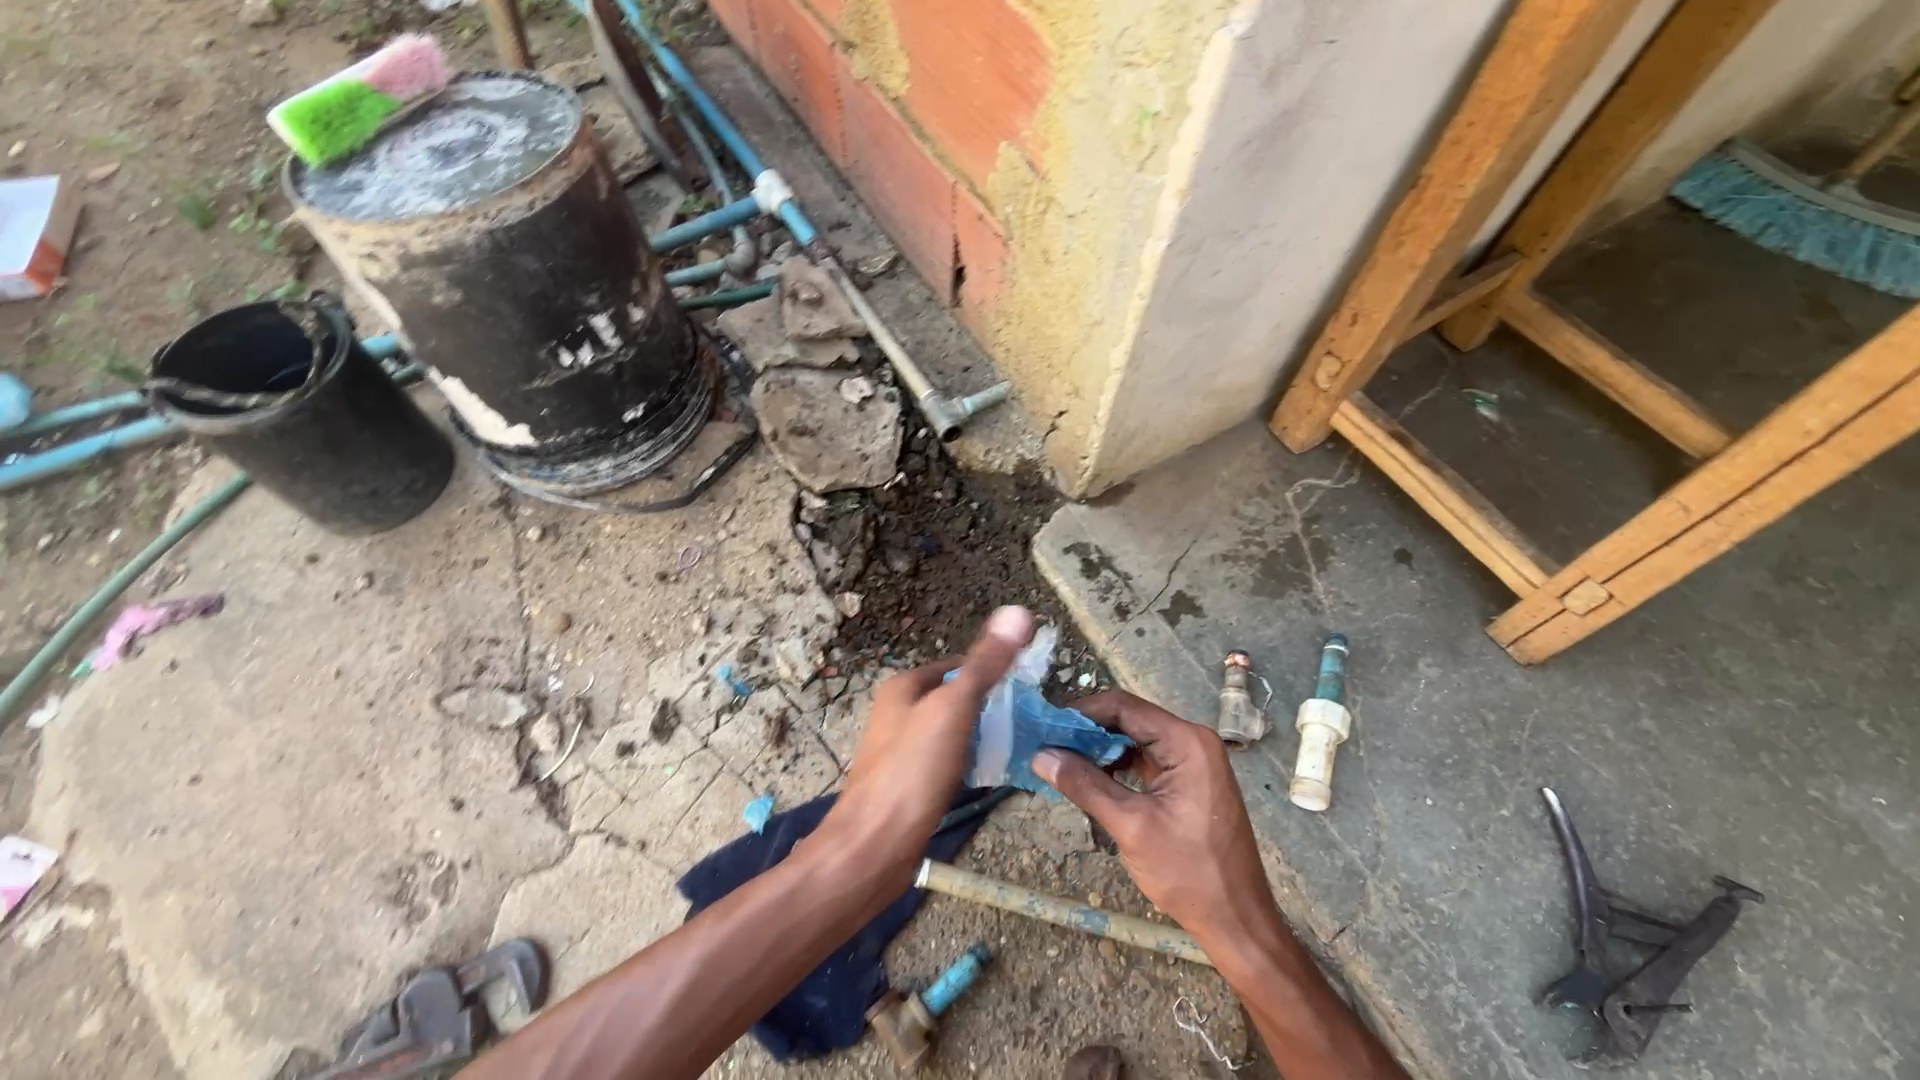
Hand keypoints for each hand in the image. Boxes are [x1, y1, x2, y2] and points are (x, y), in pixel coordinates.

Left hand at [814, 606, 1035, 886]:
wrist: (875, 846)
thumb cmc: (913, 770)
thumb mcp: (954, 708)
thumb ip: (986, 664)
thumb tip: (1019, 611)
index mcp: (904, 687)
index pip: (958, 664)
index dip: (992, 671)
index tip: (1028, 688)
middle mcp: (898, 713)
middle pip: (955, 699)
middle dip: (990, 707)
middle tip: (1027, 721)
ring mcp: (900, 750)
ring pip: (952, 732)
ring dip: (981, 737)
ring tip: (1015, 747)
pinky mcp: (908, 785)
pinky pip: (946, 763)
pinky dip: (968, 764)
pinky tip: (987, 777)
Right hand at [1033, 692, 1278, 948]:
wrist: (1236, 918)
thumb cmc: (1188, 872)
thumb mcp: (1130, 825)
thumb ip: (1084, 784)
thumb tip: (1041, 756)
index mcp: (1186, 742)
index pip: (1124, 707)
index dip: (1081, 713)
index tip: (1046, 728)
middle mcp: (1193, 741)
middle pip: (1129, 720)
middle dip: (1087, 732)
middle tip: (1047, 748)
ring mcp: (1194, 762)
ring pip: (1136, 740)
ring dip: (1100, 750)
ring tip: (1062, 764)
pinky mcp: (1189, 782)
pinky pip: (1147, 761)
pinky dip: (1118, 767)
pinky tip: (1091, 781)